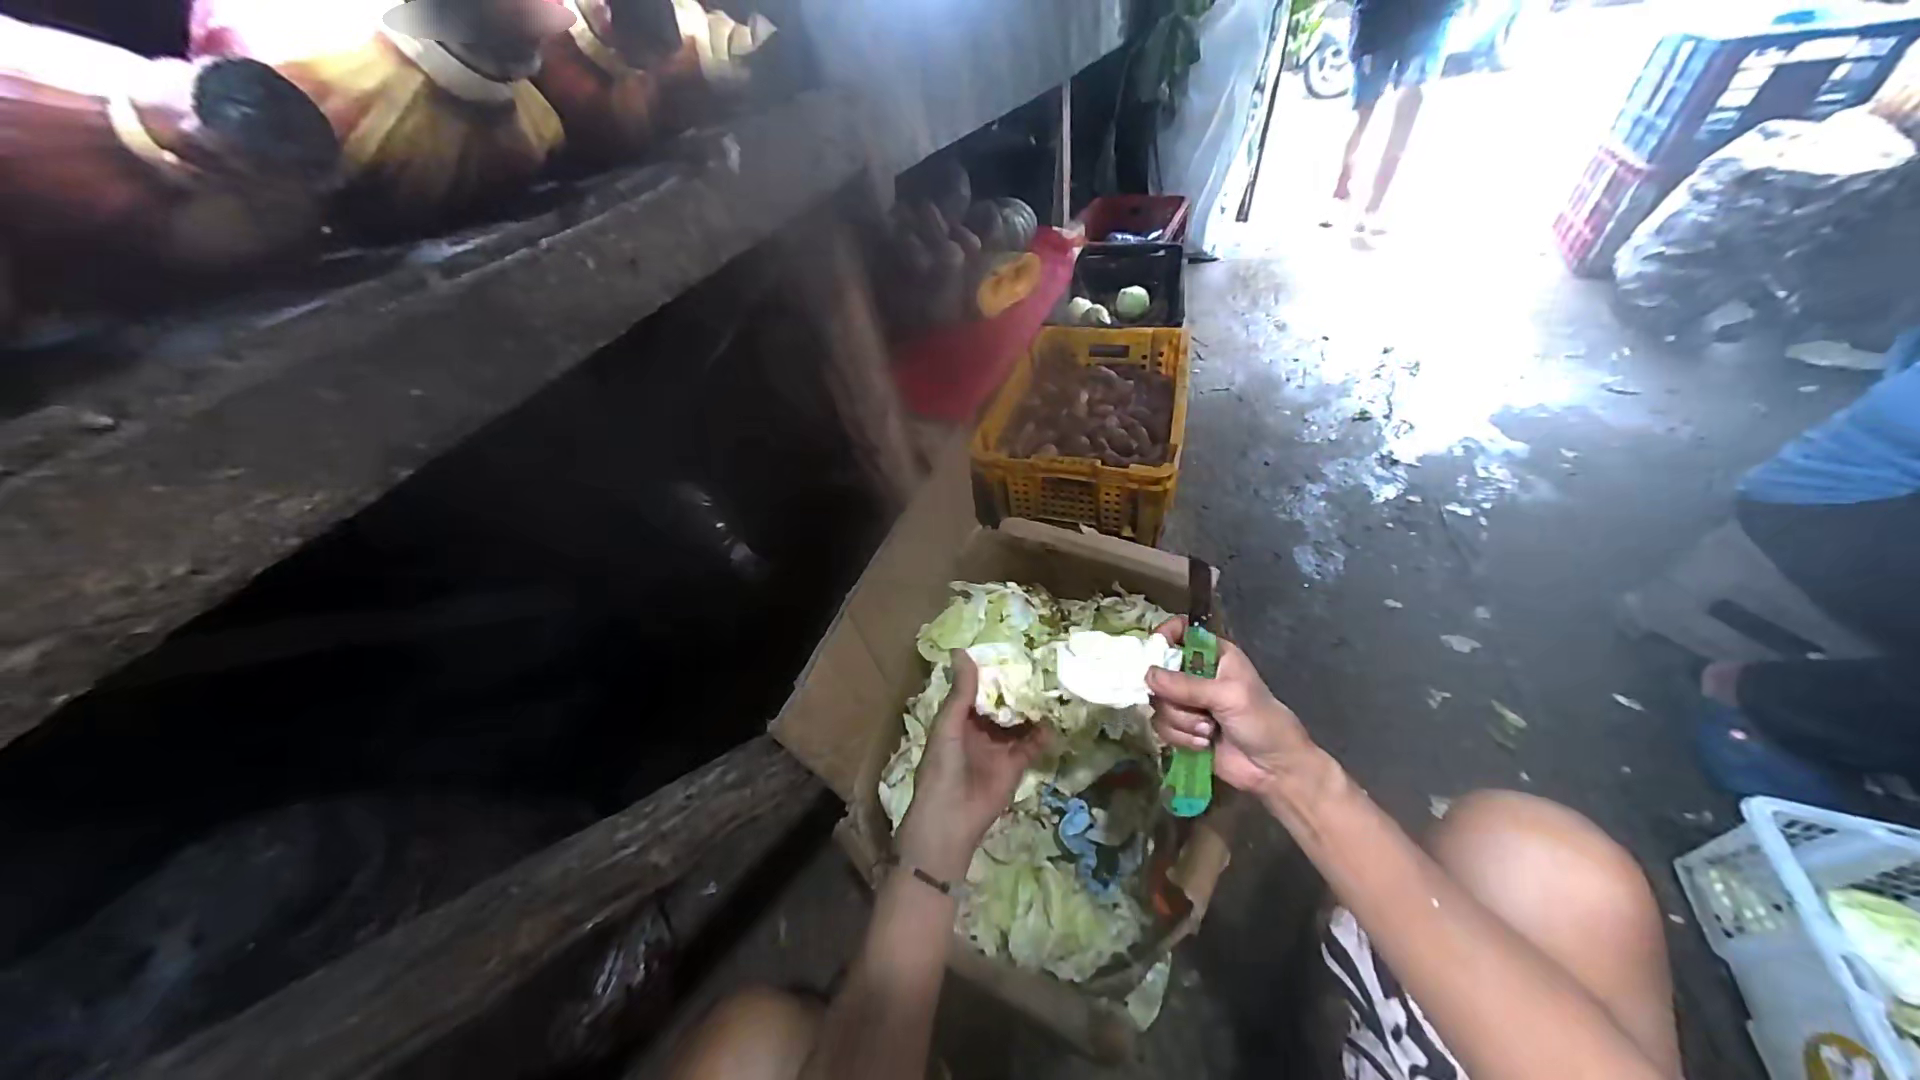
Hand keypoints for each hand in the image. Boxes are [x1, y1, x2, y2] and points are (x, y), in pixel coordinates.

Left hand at [896, 650, 1048, 881]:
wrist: (950, 819)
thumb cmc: (941, 767)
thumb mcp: (949, 725)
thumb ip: (961, 692)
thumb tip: (962, 650)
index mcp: (959, 718)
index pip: (979, 690)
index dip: (993, 673)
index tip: (1012, 651)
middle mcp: (980, 730)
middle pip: (1003, 704)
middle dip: (1017, 689)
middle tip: (1040, 665)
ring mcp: (999, 747)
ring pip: (1020, 722)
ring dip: (1033, 709)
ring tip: (1052, 686)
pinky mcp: (1016, 766)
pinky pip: (1033, 746)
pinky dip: (1044, 735)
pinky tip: (1056, 719)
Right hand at [1145, 618, 1318, 799]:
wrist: (1274, 769)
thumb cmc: (1261, 721)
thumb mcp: (1228, 696)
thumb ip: (1187, 685)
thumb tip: (1147, 675)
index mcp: (1213, 655)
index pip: (1180, 632)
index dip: (1164, 637)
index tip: (1154, 654)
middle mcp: (1196, 674)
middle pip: (1160, 672)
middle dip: (1173, 696)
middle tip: (1194, 706)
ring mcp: (1186, 702)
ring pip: (1158, 702)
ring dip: (1182, 721)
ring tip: (1207, 730)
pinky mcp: (1181, 728)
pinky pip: (1161, 726)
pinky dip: (1181, 737)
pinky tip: (1203, 744)